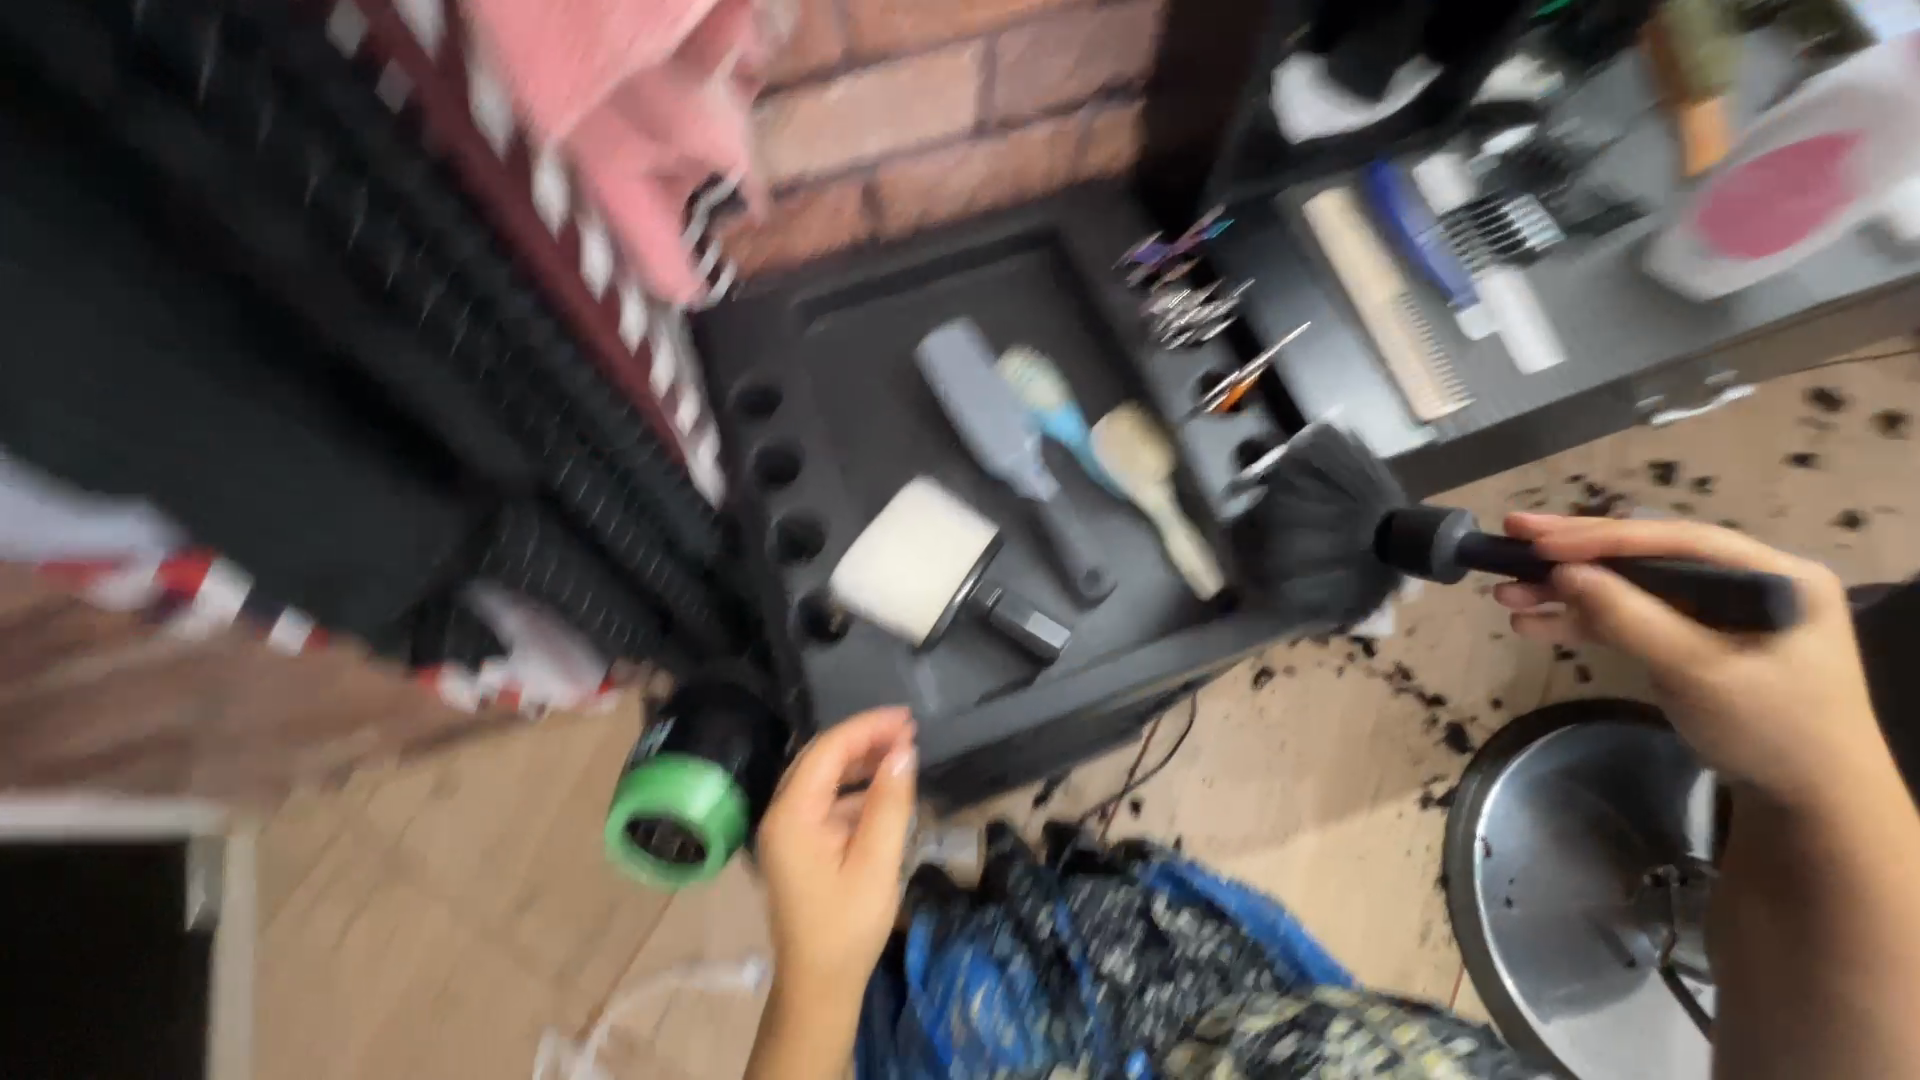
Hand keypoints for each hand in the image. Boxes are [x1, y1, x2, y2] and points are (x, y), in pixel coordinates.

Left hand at [755, 707, 916, 1004]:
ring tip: (903, 753)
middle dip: (865, 740)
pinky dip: (857, 790)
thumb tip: (904, 751)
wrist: (820, 986)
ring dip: (862, 764)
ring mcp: (789, 831)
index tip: (906, 719)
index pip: (827, 751)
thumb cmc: (847, 927)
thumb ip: (889, 803)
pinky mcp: (801, 846)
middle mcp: (782, 815)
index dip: (867, 728)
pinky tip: (886, 791)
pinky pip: (828, 802)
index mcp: (791, 815)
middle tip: (909, 730)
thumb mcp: (876, 862)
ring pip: (825, 779)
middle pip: (822, 760)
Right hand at [1493, 514, 1887, 809]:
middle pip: (1643, 555)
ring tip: (1504, 592)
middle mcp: (1740, 581)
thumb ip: (1633, 618)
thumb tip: (1563, 572)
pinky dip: (1576, 620)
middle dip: (1573, 551)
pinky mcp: (1681, 637)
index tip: (1542, 542)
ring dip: (1562, 589)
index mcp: (1772, 575)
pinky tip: (1529, 624)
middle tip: (1512, 533)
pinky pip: (1621, 618)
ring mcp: (1708, 611)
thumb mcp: (1701, 671)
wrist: (1806, 799)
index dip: (1605, 537)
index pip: (1677, 540)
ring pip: (1623, 586)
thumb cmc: (1772, 729)